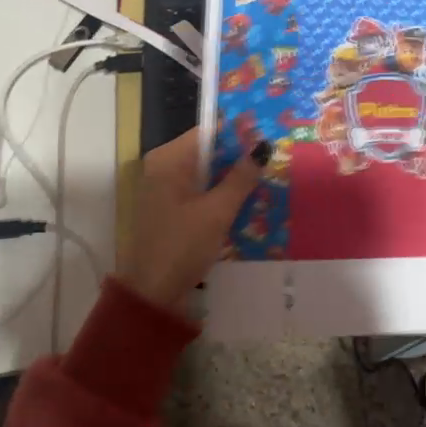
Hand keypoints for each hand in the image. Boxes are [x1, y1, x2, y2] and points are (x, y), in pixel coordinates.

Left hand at [118, 127, 266, 312]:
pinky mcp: (169, 209)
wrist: (151, 294)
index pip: (209, 132)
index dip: (239, 133)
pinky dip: (219, 195)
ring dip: (231, 178)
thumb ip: (241, 177)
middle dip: (238, 157)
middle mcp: (162, 167)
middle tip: (274, 159)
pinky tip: (246, 203)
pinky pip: (199, 191)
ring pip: (205, 174)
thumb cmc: (182, 246)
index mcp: (168, 159)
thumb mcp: (217, 211)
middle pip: (207, 152)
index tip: (269, 136)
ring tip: (267, 179)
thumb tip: (263, 146)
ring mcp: (164, 189)